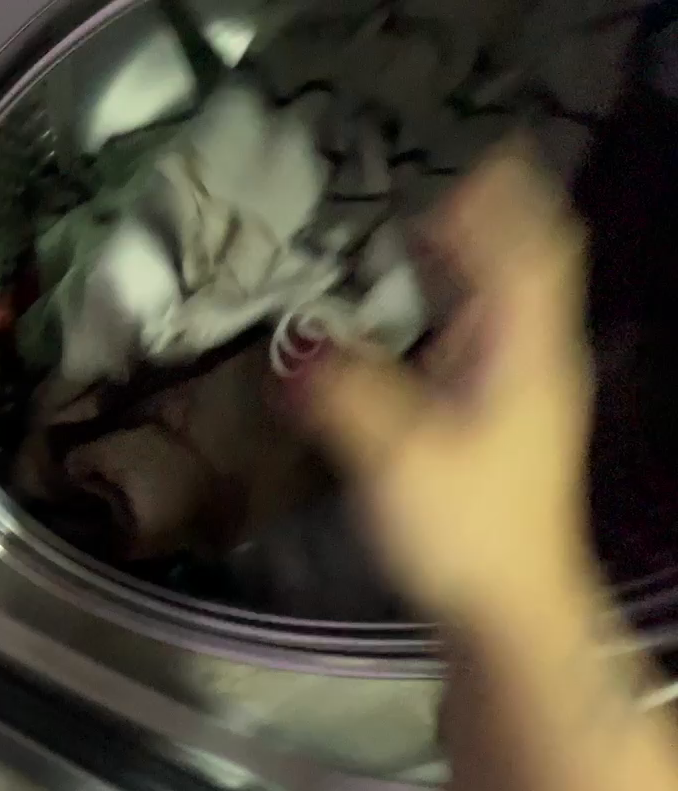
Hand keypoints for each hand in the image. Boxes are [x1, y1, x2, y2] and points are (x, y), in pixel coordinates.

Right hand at [295, 142, 597, 628]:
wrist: (504, 596)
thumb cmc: (459, 524)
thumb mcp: (395, 456)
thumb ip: (344, 396)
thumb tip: (292, 345)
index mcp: (518, 358)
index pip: (522, 261)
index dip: (498, 211)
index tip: (468, 164)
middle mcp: (527, 363)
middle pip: (520, 272)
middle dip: (487, 225)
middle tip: (441, 188)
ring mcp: (511, 393)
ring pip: (500, 305)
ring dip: (469, 263)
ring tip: (430, 230)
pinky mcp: (487, 421)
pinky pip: (475, 340)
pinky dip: (450, 308)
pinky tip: (420, 314)